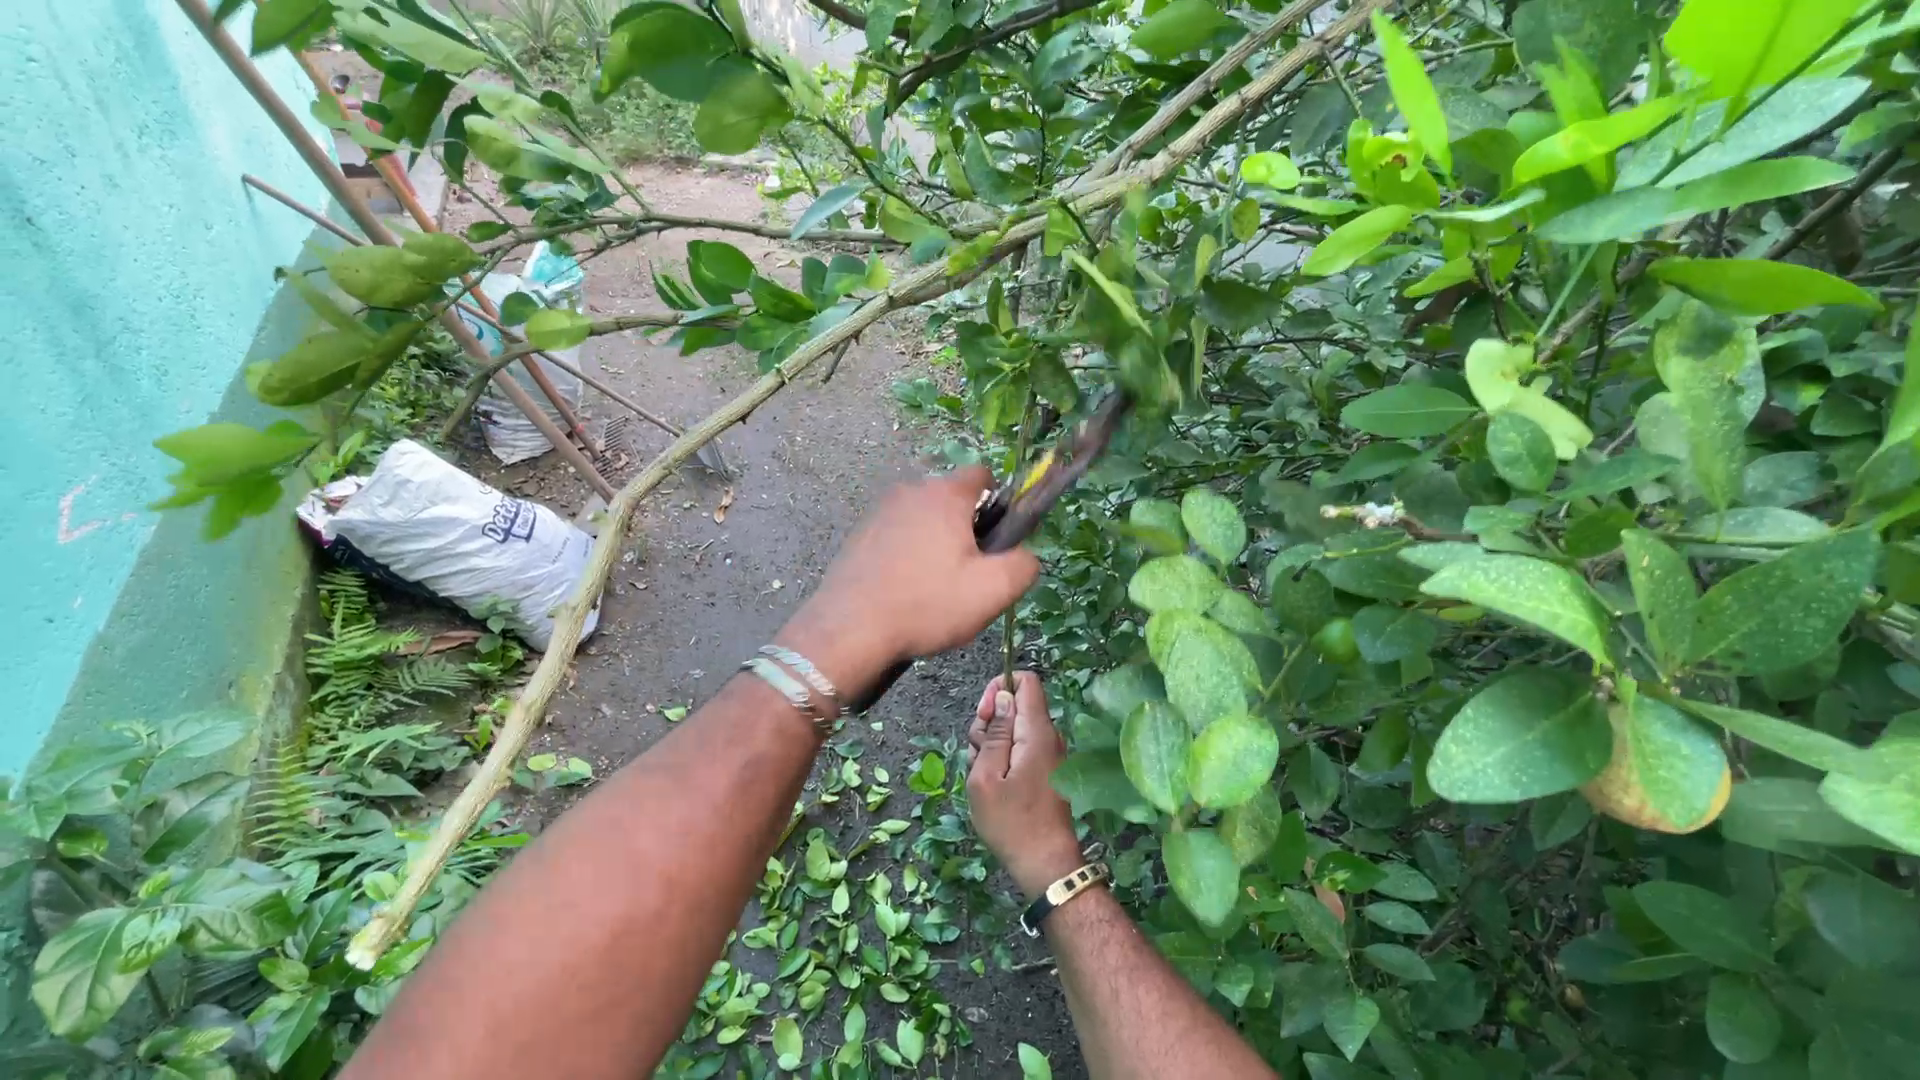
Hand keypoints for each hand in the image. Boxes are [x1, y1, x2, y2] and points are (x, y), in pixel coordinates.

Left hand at [779, 468, 1038, 699]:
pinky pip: (897, 537)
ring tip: (933, 590)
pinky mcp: (859, 536)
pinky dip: (907, 557)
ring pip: (923, 521)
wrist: (851, 630)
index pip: (983, 475)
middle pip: (952, 500)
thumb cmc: (927, 604)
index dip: (999, 504)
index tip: (996, 541)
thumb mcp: (993, 590)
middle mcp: (909, 492)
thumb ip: (1024, 564)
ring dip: (935, 545)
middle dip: (966, 530)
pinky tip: (904, 593)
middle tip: (967, 575)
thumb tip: (1024, 555)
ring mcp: (879, 512)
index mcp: (944, 495)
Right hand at [966, 672, 1083, 899]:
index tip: (984, 717)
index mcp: (1038, 733)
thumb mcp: (986, 777)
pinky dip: (1005, 759)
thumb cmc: (1011, 823)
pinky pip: (1023, 749)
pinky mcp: (1048, 770)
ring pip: (1016, 729)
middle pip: (1017, 705)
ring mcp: (1052, 754)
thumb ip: (994, 733)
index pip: (1026, 681)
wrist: (1046, 864)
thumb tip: (1003, 697)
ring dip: (994, 744)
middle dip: (991, 721)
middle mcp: (1050, 737)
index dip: (999, 688)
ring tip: (985, 776)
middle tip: (978, 755)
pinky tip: (996, 786)